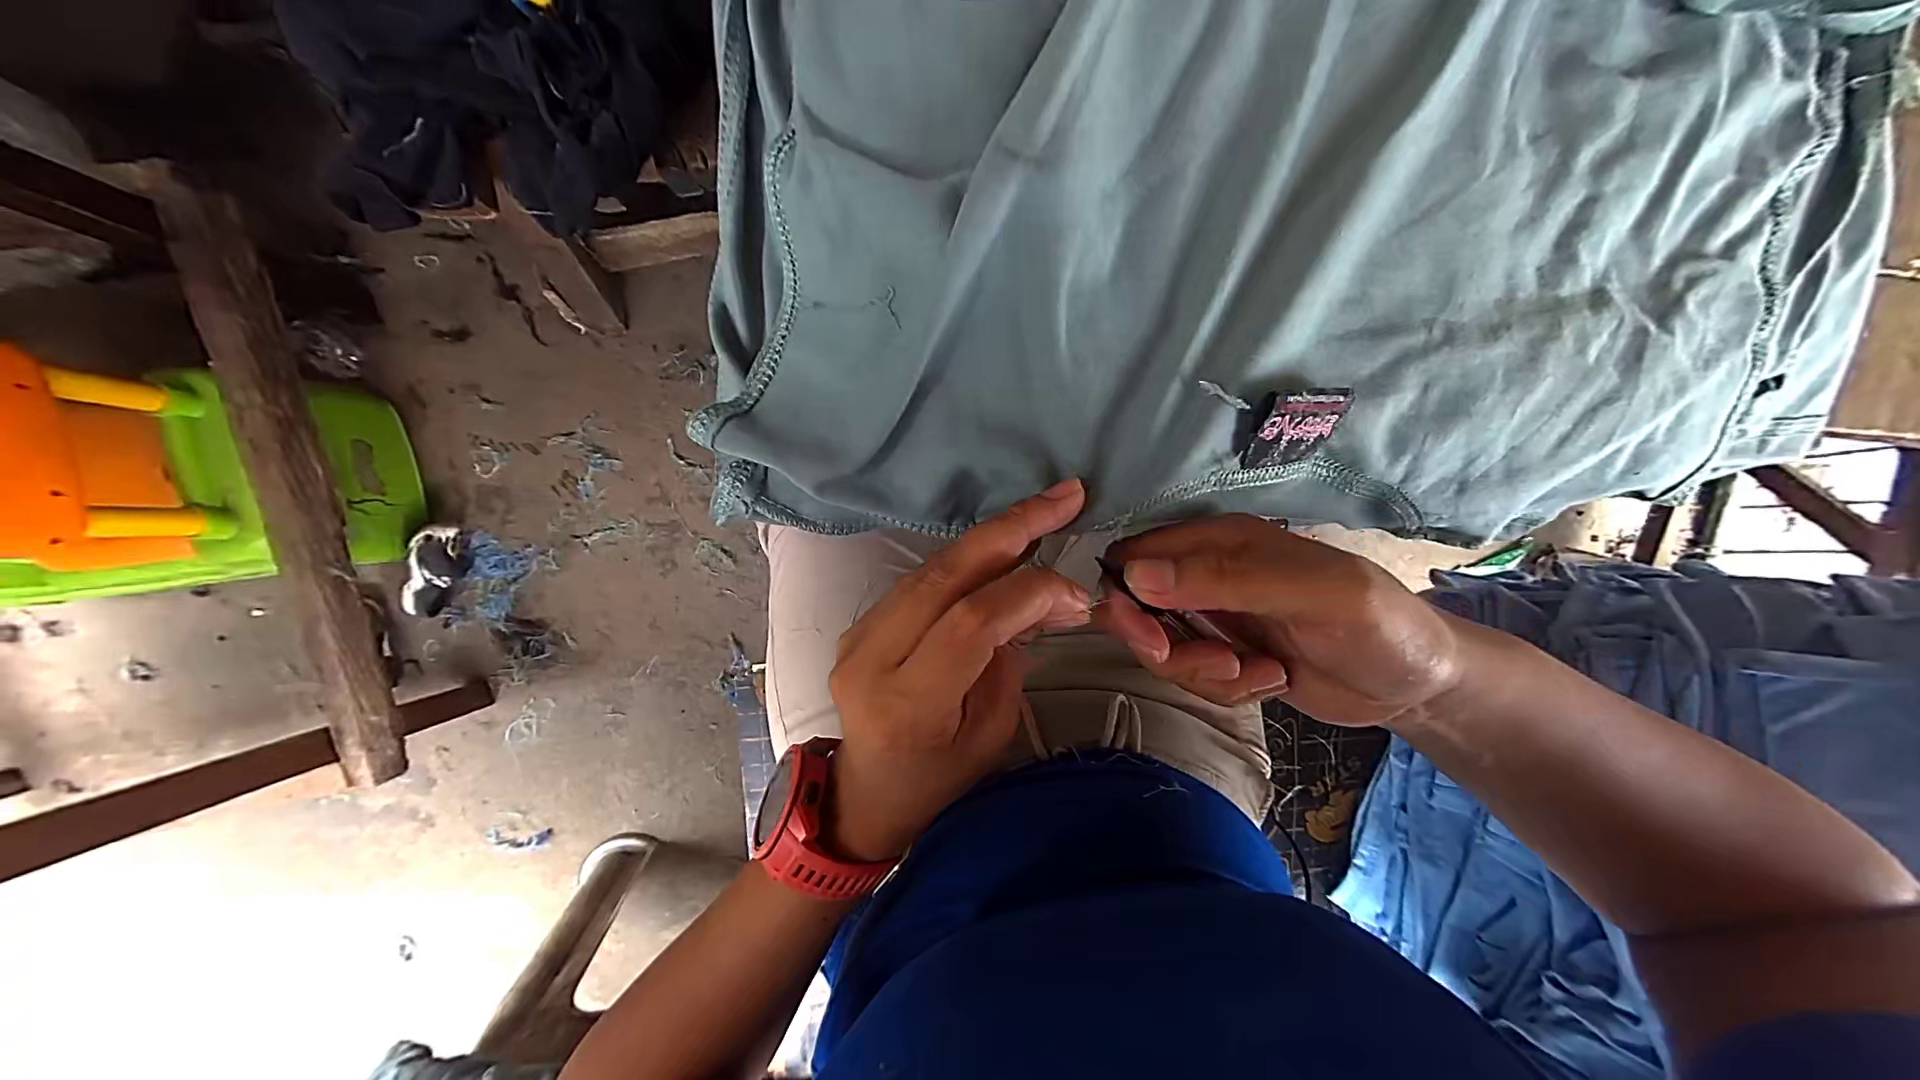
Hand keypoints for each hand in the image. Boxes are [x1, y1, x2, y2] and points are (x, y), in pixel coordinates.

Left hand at [825, 479, 1092, 860]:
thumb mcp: (989, 735)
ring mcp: (859, 635)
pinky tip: (1005, 543)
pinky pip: (923, 578)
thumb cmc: (937, 783)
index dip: (1028, 592)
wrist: (866, 794)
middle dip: (1011, 528)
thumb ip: (1008, 660)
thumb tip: (1037, 597)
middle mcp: (872, 659)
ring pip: (932, 566)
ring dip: (992, 534)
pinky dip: (970, 557)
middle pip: (945, 575)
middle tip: (1064, 496)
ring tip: (1044, 509)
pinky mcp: (862, 623)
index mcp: (908, 702)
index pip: (971, 622)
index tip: (1075, 590)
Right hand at [1098, 514, 1464, 726]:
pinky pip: (1190, 676)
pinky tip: (1270, 681)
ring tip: (1257, 673)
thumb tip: (1135, 576)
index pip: (1138, 556)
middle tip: (1212, 664)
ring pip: (1160, 647)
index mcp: (1220, 541)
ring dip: (1200, 671)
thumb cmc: (1378, 624)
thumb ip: (1225, 580)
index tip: (1149, 636)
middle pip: (1137, 607)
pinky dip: (1223, 689)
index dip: (1125, 595)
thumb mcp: (1310, 594)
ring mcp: (1212, 618)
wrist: (1419, 684)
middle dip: (1160, 643)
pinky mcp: (1223, 656)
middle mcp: (1206, 574)